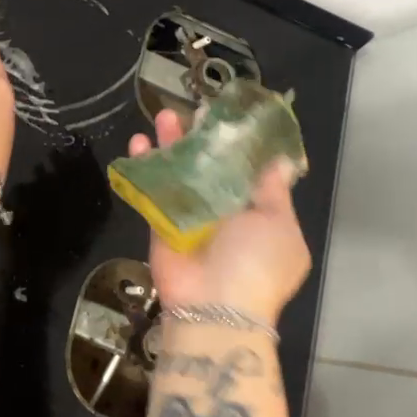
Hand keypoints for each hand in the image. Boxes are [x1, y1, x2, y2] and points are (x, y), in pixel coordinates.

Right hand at [129, 108, 309, 322]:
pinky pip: (150, 189)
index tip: (228, 115)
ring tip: (163, 116)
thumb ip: (272, 192)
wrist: (214, 307)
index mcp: (256, 212)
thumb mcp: (278, 226)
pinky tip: (138, 144)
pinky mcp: (158, 221)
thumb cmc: (255, 264)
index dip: (236, 143)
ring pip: (177, 172)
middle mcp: (222, 211)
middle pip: (208, 166)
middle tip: (192, 110)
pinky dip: (143, 167)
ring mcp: (188, 215)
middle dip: (199, 138)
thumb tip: (277, 160)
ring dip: (169, 145)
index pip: (246, 170)